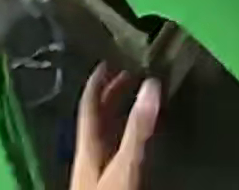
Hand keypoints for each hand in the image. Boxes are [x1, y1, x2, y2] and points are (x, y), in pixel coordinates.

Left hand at [70, 63, 161, 189]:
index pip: (88, 104)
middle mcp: (88, 154)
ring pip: (105, 135)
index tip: (106, 61)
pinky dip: (124, 137)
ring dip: (118, 115)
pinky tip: (135, 141)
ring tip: (136, 102)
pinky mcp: (105, 184)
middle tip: (129, 75)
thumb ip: (137, 126)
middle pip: (97, 118)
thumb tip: (151, 84)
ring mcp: (95, 171)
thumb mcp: (124, 162)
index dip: (96, 82)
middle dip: (112, 94)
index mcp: (87, 144)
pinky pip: (113, 151)